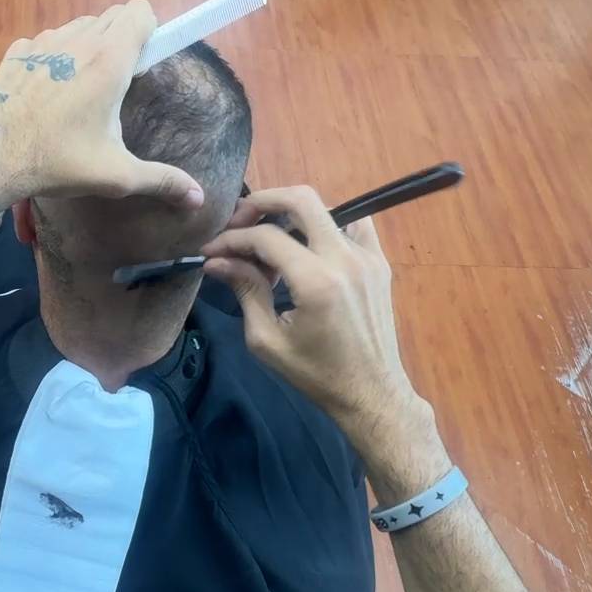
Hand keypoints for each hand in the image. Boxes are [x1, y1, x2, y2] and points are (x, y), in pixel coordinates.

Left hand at [0, 2, 203, 210]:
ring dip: (87, 48)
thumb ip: (160, 180)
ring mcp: (43, 42)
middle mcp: (77, 39)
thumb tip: (198, 198)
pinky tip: (46, 96)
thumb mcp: (115, 175)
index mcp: (109, 60)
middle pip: (112, 17)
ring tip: (80, 94)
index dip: (150, 31)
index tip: (145, 64)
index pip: (141, 11)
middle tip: (116, 87)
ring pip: (78, 27)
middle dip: (122, 42)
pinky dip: (54, 59)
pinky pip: (46, 43)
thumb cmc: (57, 161)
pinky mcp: (16, 52)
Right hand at [200, 186, 426, 429]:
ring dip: (291, 215)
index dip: (232, 238)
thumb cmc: (314, 373)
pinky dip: (325, 224)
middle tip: (238, 223)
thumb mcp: (267, 339)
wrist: (370, 392)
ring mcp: (367, 256)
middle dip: (261, 203)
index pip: (266, 236)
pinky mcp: (379, 261)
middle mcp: (344, 259)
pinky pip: (353, 223)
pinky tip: (308, 243)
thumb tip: (217, 261)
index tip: (212, 251)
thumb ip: (246, 290)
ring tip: (270, 240)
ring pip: (325, 208)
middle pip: (300, 199)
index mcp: (315, 282)